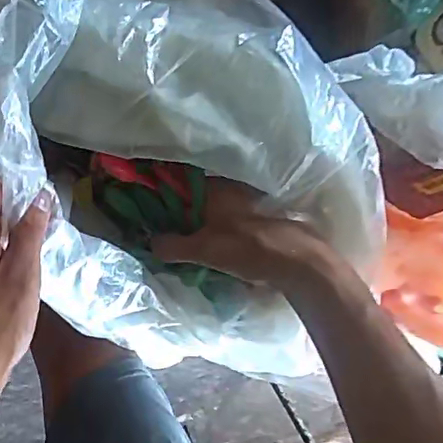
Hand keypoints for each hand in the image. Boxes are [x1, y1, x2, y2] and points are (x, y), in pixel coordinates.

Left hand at [0, 169, 50, 398]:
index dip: (19, 180)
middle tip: (53, 217)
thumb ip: (31, 231)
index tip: (47, 190)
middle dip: (21, 203)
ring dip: (16, 227)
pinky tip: (27, 260)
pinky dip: (7, 247)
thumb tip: (40, 196)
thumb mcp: (23, 273)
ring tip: (46, 237)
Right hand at [150, 177, 342, 285]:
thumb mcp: (203, 250)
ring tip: (177, 234)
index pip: (177, 180)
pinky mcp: (257, 219)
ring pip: (209, 206)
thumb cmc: (249, 249)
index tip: (143, 200)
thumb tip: (151, 243)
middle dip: (175, 206)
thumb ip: (172, 246)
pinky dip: (211, 225)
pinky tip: (205, 241)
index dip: (159, 188)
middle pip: (193, 194)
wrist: (300, 263)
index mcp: (214, 188)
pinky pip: (224, 218)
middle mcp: (230, 188)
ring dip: (194, 217)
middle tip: (156, 223)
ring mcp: (246, 202)